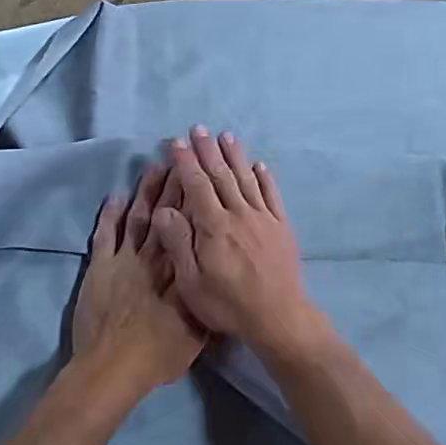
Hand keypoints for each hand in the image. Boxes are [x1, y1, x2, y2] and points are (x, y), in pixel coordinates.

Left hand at [71, 163, 205, 397]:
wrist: (114, 368)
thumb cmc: (160, 353)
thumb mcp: (198, 332)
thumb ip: (207, 299)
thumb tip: (219, 276)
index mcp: (181, 271)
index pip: (192, 227)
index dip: (198, 200)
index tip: (203, 175)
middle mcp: (155, 258)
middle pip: (168, 214)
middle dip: (176, 184)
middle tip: (181, 157)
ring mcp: (126, 260)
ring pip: (139, 217)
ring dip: (147, 191)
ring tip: (155, 166)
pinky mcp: (101, 267)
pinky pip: (106, 235)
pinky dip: (110, 214)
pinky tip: (116, 195)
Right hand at [154, 126, 332, 360]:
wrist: (279, 316)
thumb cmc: (229, 304)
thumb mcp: (192, 282)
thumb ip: (178, 243)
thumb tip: (164, 209)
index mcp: (214, 226)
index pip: (196, 185)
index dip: (185, 162)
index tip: (175, 143)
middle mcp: (239, 214)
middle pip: (221, 175)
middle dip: (207, 150)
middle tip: (198, 128)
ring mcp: (263, 218)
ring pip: (246, 179)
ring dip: (235, 156)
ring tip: (226, 136)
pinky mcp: (281, 226)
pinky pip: (272, 195)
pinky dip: (265, 178)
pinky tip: (259, 165)